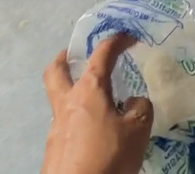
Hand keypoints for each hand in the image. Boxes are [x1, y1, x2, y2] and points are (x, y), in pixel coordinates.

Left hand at [41, 32, 154, 173]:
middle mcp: (67, 103)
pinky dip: (77, 121)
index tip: (130, 37)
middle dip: (65, 58)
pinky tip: (95, 133)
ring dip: (74, 93)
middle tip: (77, 54)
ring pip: (59, 100)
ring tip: (98, 101)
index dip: (117, 40)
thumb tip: (132, 102)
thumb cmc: (107, 157)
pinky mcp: (54, 151)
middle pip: (55, 71)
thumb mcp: (138, 131)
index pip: (102, 53)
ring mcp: (56, 128)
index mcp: (88, 90)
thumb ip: (140, 109)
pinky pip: (65, 125)